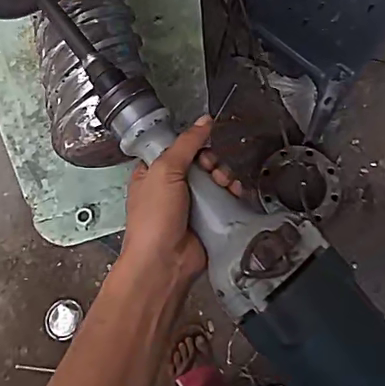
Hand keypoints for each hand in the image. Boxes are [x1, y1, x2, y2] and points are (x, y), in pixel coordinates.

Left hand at [119, 116, 244, 285]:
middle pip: (201, 161)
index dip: (192, 144)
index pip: (177, 146)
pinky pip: (225, 198)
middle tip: (210, 169)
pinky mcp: (208, 218)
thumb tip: (203, 122)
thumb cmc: (152, 221)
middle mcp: (171, 187)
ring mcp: (190, 203)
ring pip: (215, 178)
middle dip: (211, 162)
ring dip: (223, 176)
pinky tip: (233, 193)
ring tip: (222, 183)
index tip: (200, 146)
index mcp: (153, 173)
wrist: (164, 263)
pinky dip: (232, 193)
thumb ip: (186, 143)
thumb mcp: (165, 170)